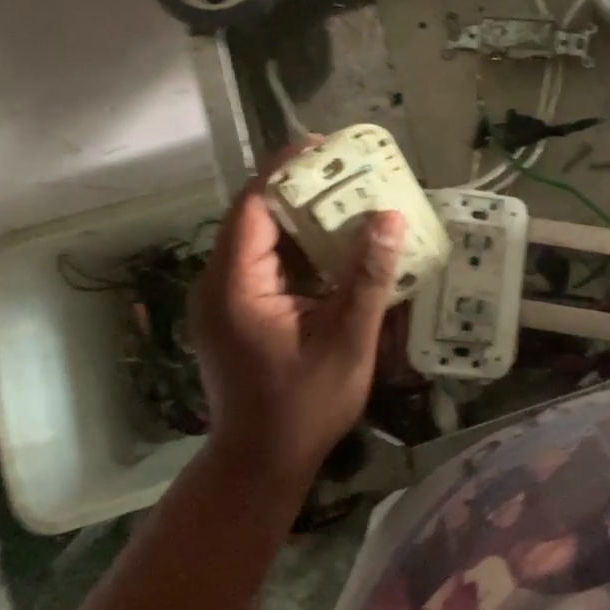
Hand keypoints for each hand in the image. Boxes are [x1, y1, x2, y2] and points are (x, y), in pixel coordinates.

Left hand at [191, 143, 405, 479]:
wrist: (260, 464)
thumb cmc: (304, 408)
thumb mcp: (347, 342)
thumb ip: (368, 278)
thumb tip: (390, 218)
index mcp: (236, 287)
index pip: (252, 207)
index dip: (284, 170)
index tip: (322, 145)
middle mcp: (219, 285)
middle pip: (254, 216)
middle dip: (298, 188)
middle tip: (347, 169)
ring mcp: (222, 299)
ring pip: (259, 238)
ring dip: (300, 217)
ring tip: (347, 197)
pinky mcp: (234, 312)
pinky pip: (263, 263)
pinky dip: (297, 247)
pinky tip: (335, 245)